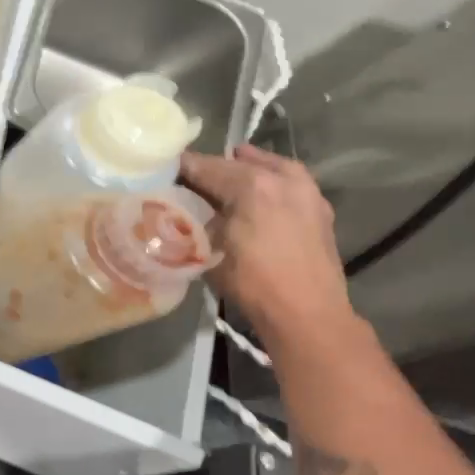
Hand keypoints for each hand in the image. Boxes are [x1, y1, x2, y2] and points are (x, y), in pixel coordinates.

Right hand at [181, 144, 349, 332]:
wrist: (305, 311)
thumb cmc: (249, 279)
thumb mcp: (205, 245)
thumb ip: (191, 216)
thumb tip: (174, 203)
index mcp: (251, 185)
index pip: (202, 165)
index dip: (176, 167)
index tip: (155, 172)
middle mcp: (282, 180)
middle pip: (236, 163)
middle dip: (209, 168)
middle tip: (184, 178)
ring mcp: (307, 193)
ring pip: (268, 167)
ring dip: (242, 169)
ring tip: (221, 176)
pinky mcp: (319, 210)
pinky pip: (288, 182)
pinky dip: (268, 181)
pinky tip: (253, 194)